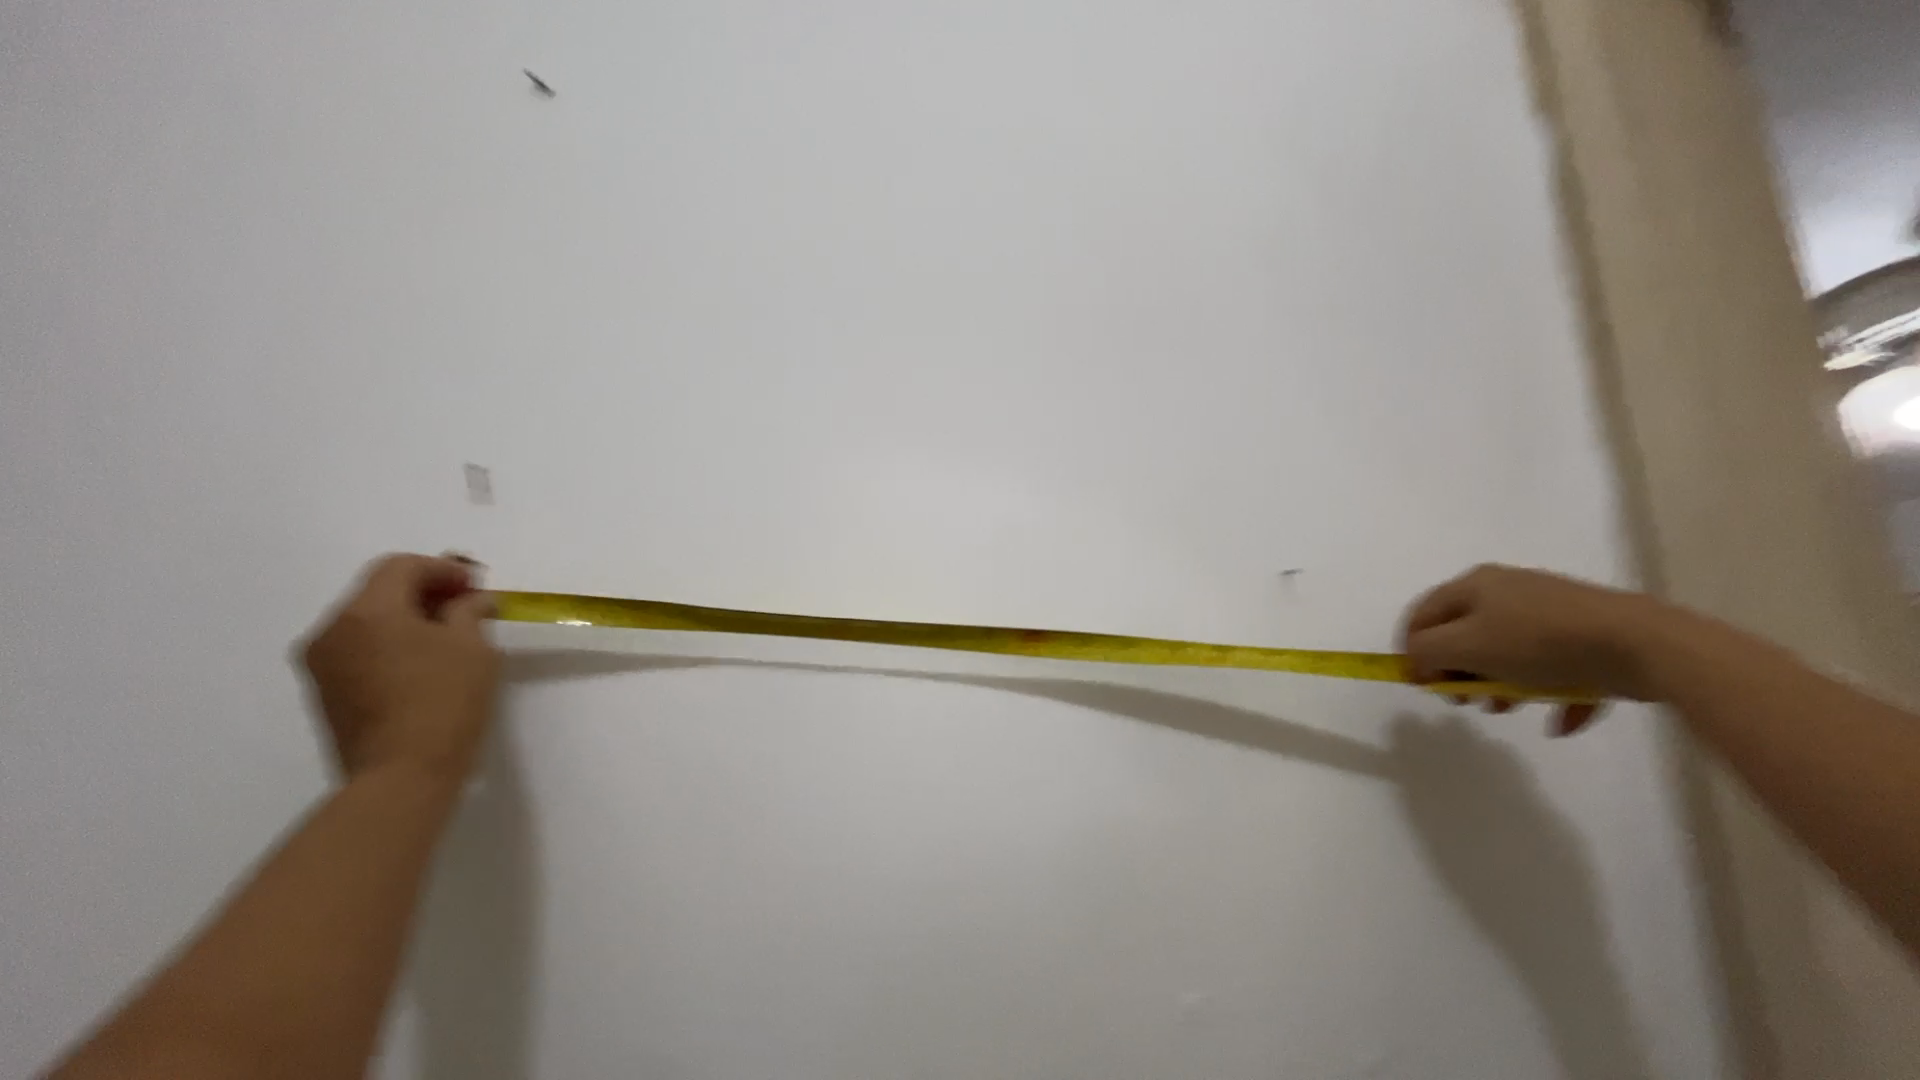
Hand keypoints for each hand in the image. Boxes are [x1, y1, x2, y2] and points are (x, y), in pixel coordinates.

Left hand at [299, 554, 501, 781]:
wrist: (401, 777)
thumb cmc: (444, 702)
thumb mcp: (473, 648)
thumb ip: (468, 611)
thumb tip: (470, 599)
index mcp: (366, 611)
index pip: (401, 566)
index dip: (443, 569)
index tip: (477, 586)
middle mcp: (331, 630)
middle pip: (378, 591)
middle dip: (424, 592)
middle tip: (466, 606)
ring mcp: (321, 664)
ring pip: (367, 622)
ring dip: (406, 619)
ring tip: (447, 636)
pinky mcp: (325, 693)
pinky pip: (359, 650)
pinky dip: (390, 645)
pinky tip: (422, 663)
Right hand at [1398, 564, 1671, 735]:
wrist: (1641, 643)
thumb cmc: (1539, 642)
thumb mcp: (1467, 646)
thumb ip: (1427, 652)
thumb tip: (1415, 663)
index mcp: (1474, 586)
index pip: (1422, 616)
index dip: (1413, 653)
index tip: (1426, 688)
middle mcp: (1507, 590)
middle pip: (1462, 635)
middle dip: (1458, 672)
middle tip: (1468, 700)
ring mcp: (1549, 611)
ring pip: (1507, 653)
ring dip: (1500, 685)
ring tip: (1510, 708)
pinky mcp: (1585, 635)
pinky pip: (1553, 668)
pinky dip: (1549, 694)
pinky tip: (1558, 722)